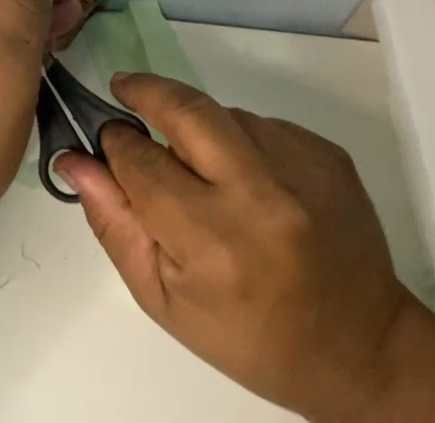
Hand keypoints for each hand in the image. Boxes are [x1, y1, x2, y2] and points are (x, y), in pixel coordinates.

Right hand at [54, 73, 414, 420]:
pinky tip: (248, 180)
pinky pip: (264, 125)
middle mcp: (262, 196)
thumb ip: (114, 223)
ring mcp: (303, 169)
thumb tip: (75, 160)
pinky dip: (242, 140)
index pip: (141, 161)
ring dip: (199, 126)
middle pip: (187, 109)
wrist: (360, 347)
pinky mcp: (329, 155)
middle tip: (124, 87)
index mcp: (213, 242)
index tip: (107, 143)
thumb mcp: (163, 298)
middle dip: (145, 91)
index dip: (115, 146)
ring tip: (202, 169)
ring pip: (225, 115)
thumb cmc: (248, 336)